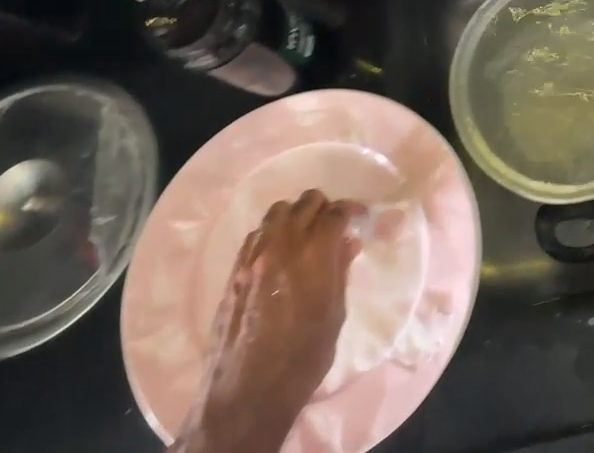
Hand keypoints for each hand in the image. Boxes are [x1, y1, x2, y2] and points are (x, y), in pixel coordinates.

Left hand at [176, 191, 364, 452]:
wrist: (247, 392)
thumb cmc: (303, 358)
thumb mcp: (334, 315)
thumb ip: (340, 272)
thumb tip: (348, 243)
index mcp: (315, 254)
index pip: (336, 213)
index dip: (351, 211)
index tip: (358, 218)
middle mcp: (283, 246)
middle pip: (306, 202)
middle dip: (324, 208)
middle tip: (333, 226)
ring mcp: (254, 257)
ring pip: (277, 212)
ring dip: (295, 216)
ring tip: (305, 236)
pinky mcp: (235, 271)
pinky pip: (256, 235)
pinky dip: (272, 233)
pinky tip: (279, 254)